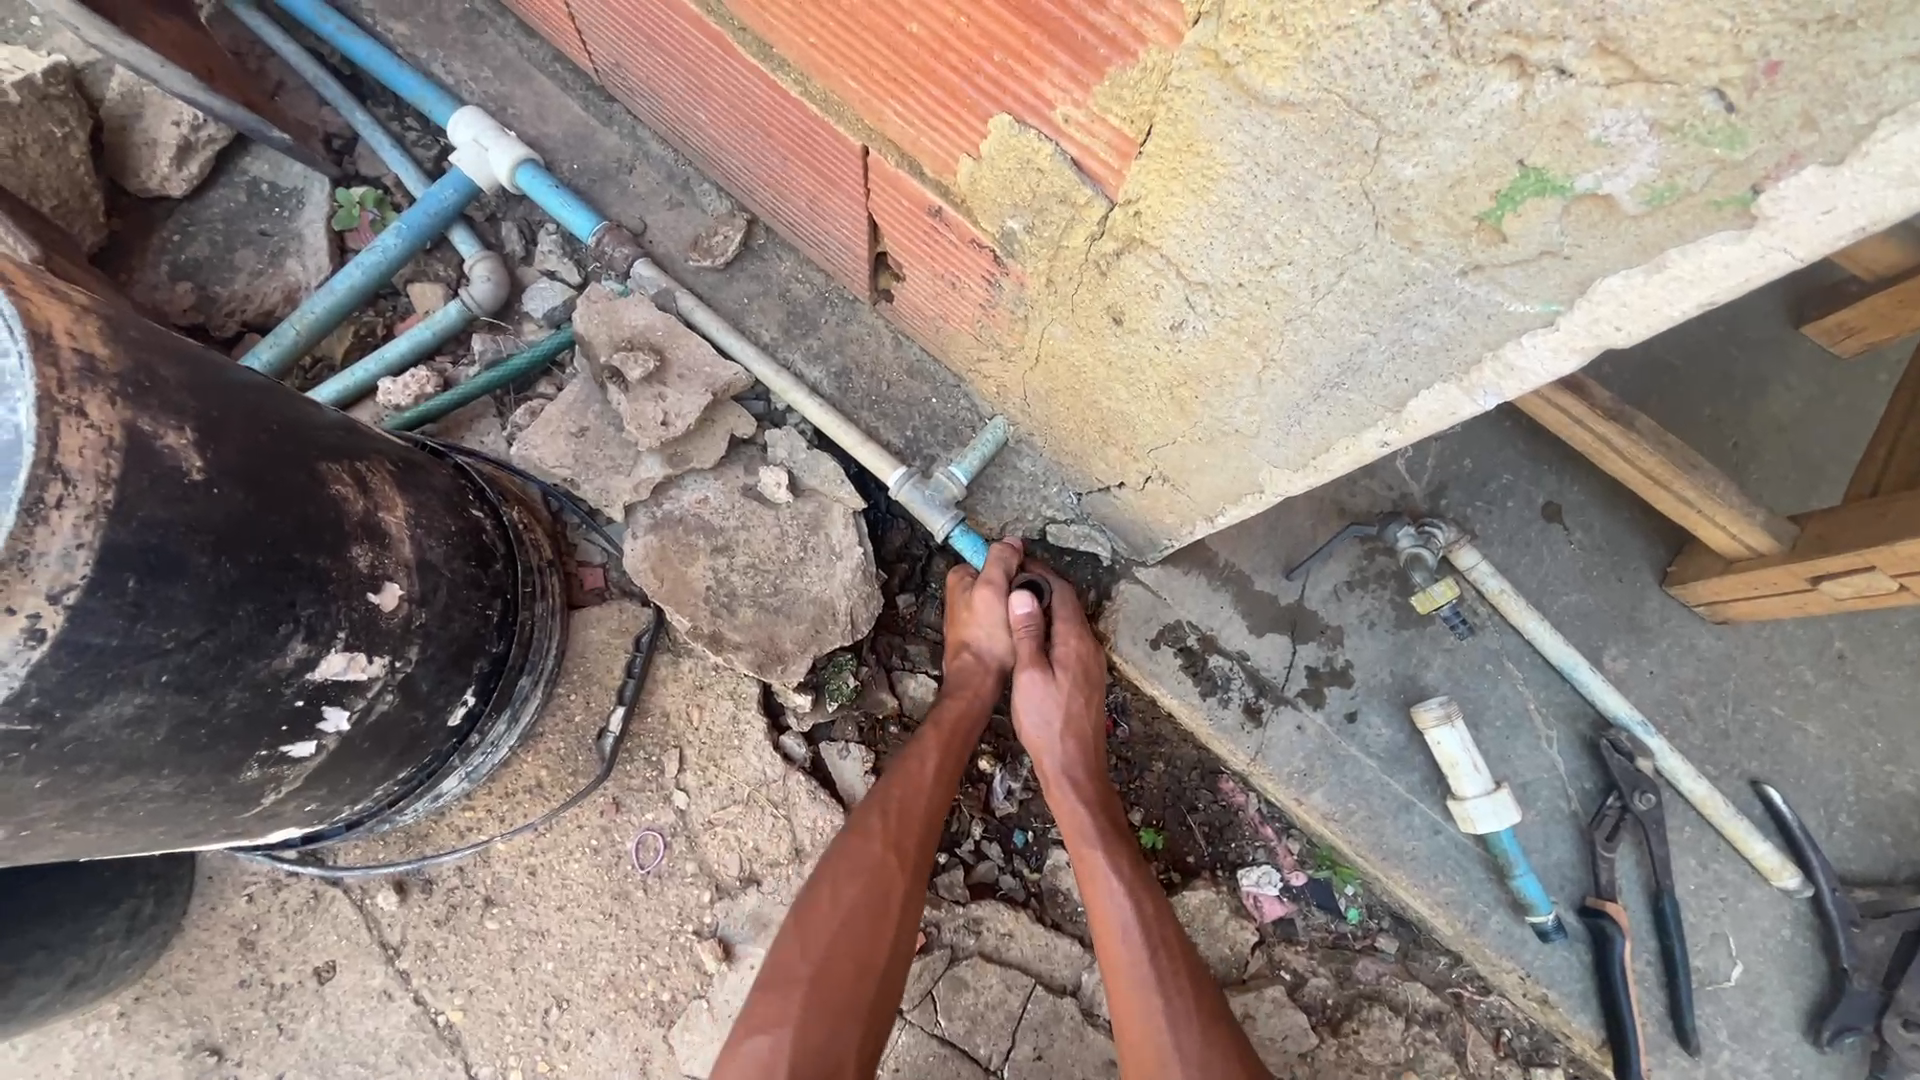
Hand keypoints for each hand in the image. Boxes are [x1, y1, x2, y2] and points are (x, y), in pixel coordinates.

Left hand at [941, 539, 1022, 686]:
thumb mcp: (992, 588)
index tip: (1024, 578)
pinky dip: (1014, 621)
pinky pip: (1005, 617)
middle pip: (1001, 578)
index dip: (1013, 565)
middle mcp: (962, 594)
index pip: (993, 557)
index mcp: (959, 577)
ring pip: (1006, 599)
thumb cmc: (984, 638)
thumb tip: (1011, 541)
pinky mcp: (983, 632)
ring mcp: (972, 615)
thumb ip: (1000, 560)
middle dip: (1017, 587)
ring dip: (1017, 606)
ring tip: (1023, 618)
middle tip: (1025, 602)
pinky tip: (1018, 631)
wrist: (979, 680)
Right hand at [1006, 562, 1108, 784]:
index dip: (1041, 573)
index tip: (1018, 563)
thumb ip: (1027, 632)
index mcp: (1076, 641)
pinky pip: (1071, 641)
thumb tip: (1024, 593)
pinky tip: (1033, 638)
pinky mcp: (1088, 677)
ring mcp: (1092, 663)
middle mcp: (1090, 646)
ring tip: (1018, 605)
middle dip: (1043, 588)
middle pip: (1069, 605)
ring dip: (1047, 609)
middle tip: (1014, 580)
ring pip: (1070, 623)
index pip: (1062, 592)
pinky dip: (1052, 629)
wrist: (1074, 767)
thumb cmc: (1047, 723)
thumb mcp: (1029, 674)